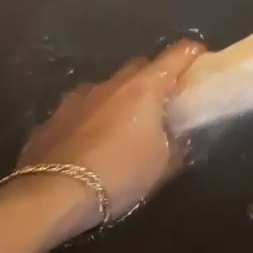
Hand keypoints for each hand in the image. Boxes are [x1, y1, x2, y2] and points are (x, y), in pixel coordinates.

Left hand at [14, 39, 204, 233]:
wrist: (49, 199)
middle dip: (154, 77)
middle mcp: (110, 85)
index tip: (203, 62)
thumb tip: (179, 136)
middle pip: (140, 66)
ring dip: (118, 98)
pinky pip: (79, 111)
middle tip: (163, 101)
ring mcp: (75, 101)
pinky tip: (89, 144)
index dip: (194, 54)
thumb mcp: (164, 164)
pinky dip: (90, 119)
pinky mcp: (49, 122)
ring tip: (122, 124)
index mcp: (144, 88)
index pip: (178, 53)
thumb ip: (177, 143)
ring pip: (105, 88)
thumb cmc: (119, 174)